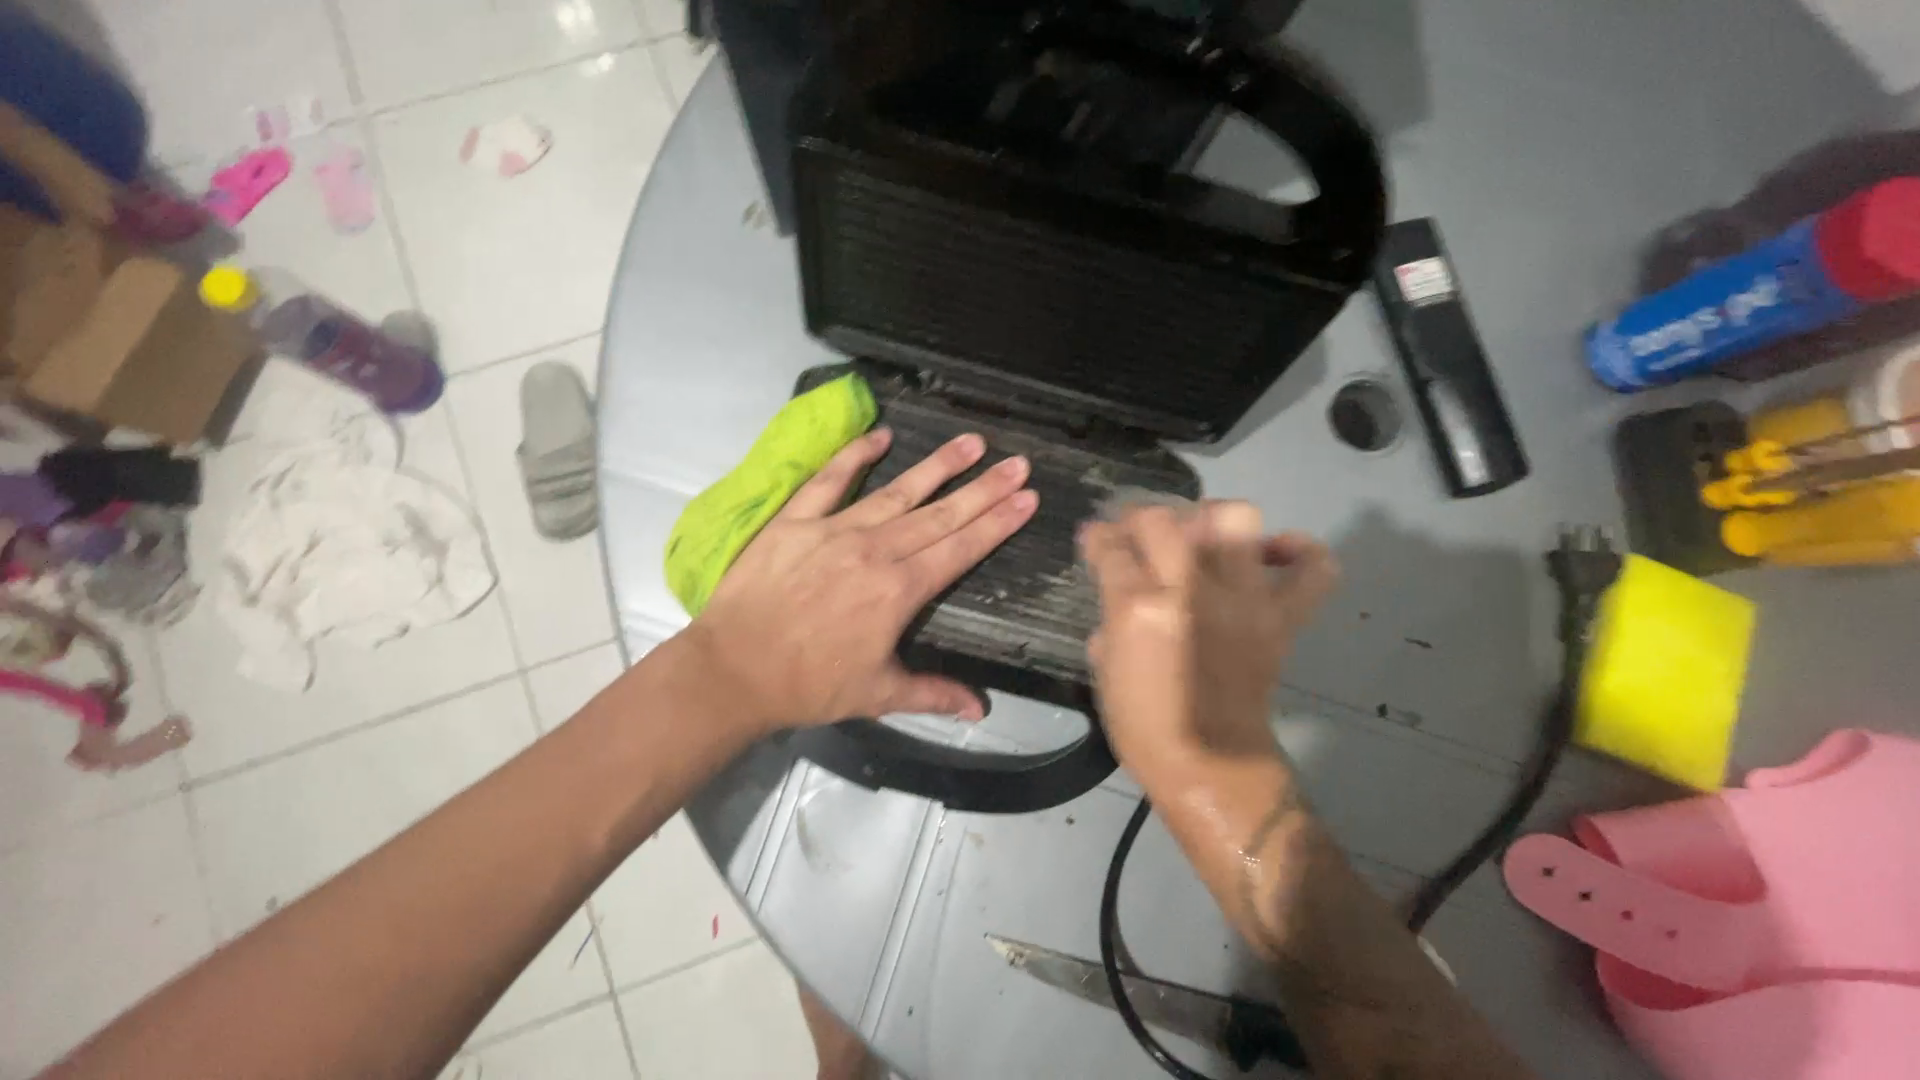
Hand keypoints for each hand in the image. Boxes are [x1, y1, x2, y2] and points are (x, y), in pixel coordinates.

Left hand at [685, 427, 1036, 731]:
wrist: (733, 670)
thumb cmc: (808, 686)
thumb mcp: (877, 695)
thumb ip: (932, 694)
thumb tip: (980, 711)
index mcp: (899, 591)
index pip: (960, 549)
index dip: (997, 523)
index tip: (1027, 498)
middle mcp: (875, 551)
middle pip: (941, 515)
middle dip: (984, 488)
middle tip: (1018, 463)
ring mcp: (834, 530)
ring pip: (897, 491)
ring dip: (937, 466)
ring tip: (971, 443)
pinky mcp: (795, 521)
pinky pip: (829, 481)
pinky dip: (855, 456)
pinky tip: (880, 436)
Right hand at [1079, 501, 1337, 790]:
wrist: (1212, 766)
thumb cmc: (1147, 726)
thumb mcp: (1107, 670)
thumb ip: (1110, 622)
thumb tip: (1117, 595)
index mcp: (1140, 608)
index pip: (1111, 547)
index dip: (1097, 536)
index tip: (1094, 538)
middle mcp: (1192, 589)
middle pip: (1164, 520)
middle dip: (1140, 516)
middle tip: (1137, 531)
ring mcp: (1244, 600)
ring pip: (1235, 520)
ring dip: (1209, 518)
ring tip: (1199, 533)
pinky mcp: (1280, 618)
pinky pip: (1311, 571)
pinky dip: (1299, 553)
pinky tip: (1271, 552)